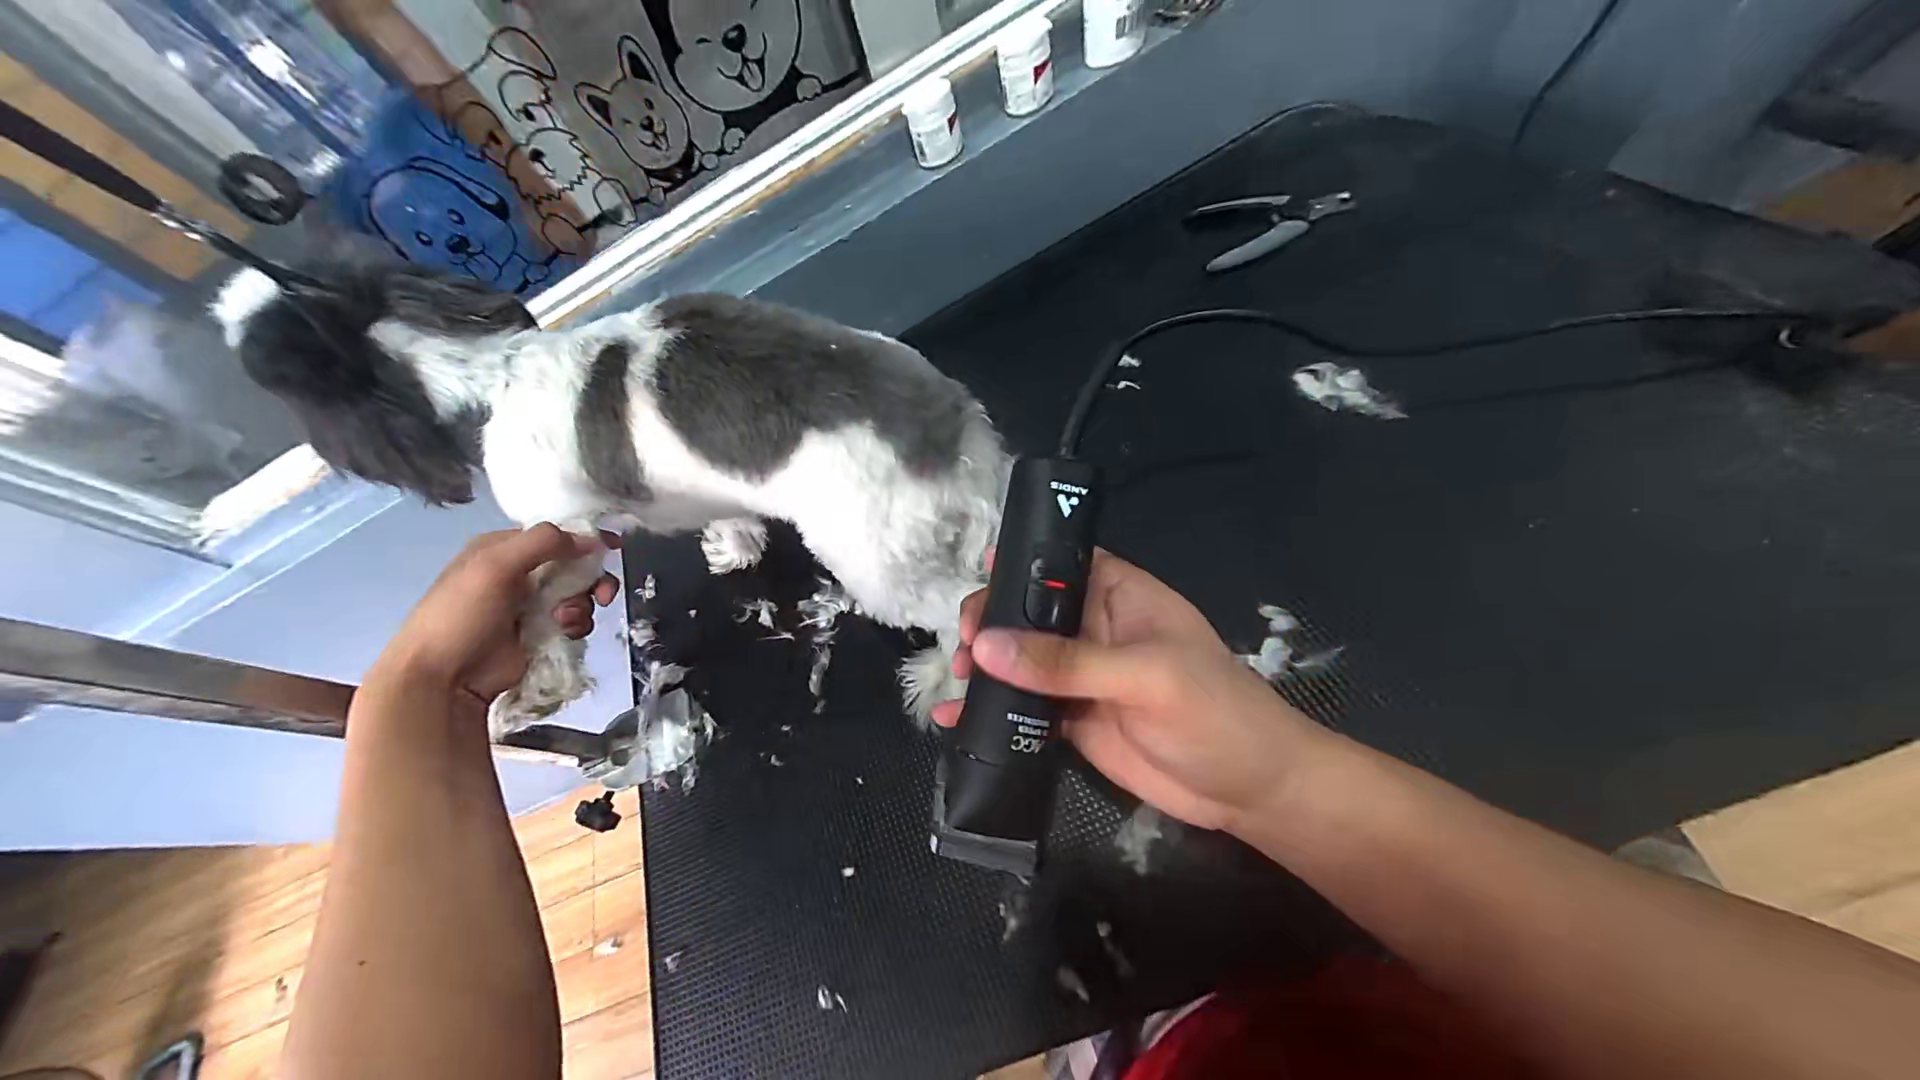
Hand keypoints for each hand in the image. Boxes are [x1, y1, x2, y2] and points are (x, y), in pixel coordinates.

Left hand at [371, 524, 619, 706]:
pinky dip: (578, 624)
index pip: (553, 534)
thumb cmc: (461, 615)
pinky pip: (575, 619)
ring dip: (583, 604)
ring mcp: (531, 604)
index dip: (584, 538)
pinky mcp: (542, 631)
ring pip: (579, 594)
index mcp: (502, 550)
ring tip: (567, 619)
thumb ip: (543, 543)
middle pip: (574, 565)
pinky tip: (564, 631)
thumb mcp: (494, 566)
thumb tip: (591, 540)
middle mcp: (519, 574)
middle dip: (592, 578)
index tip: (613, 547)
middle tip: (603, 594)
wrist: (444, 678)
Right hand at [932, 550, 1325, 832]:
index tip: (979, 581)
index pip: (1060, 565)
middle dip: (990, 621)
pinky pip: (1022, 707)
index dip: (1018, 567)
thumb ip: (1066, 662)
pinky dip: (990, 712)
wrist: (1249, 791)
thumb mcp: (1145, 677)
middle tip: (963, 643)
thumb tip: (986, 647)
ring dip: (983, 665)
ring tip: (956, 678)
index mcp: (1119, 595)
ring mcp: (1080, 676)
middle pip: (1029, 613)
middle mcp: (1094, 629)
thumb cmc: (1214, 712)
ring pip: (1019, 660)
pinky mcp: (1072, 717)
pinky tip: (955, 720)